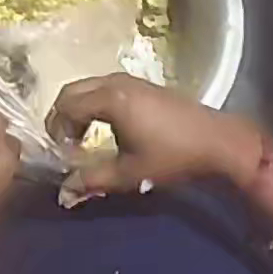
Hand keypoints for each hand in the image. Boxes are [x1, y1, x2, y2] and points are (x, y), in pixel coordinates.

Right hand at [51, 73, 264, 194]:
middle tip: (65, 145)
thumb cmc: (172, 156)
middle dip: (61, 116)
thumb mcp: (130, 173)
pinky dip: (93, 104)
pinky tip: (104, 129)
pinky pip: (103, 87)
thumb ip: (92, 180)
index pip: (66, 106)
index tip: (62, 155)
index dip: (56, 131)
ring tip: (81, 139)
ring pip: (88, 87)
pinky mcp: (141, 84)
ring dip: (77, 109)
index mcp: (110, 98)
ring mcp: (130, 80)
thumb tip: (63, 193)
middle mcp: (116, 82)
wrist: (216, 140)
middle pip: (72, 91)